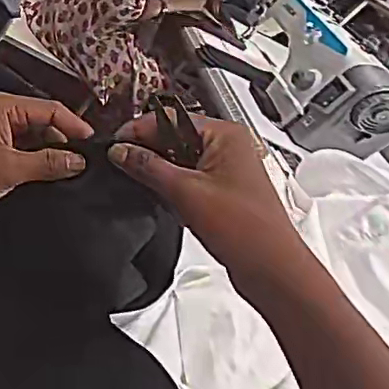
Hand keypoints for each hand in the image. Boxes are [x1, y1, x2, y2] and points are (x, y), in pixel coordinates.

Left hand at [0, 92, 93, 239]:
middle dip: (65, 141)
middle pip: (47, 123)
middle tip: (83, 161)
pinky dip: (42, 164)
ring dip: (53, 154)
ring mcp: (2, 136)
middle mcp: (3, 116)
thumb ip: (46, 162)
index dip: (74, 126)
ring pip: (40, 140)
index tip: (91, 144)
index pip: (51, 108)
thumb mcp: (8, 168)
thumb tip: (75, 160)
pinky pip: (30, 154)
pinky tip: (52, 176)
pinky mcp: (0, 154)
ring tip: (70, 170)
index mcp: (3, 107)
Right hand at [109, 113, 308, 286]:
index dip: (139, 130)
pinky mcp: (222, 191)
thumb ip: (148, 167)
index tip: (115, 143)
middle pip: (175, 137)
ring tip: (141, 182)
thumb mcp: (186, 192)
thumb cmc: (248, 230)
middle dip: (148, 150)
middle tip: (121, 162)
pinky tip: (163, 199)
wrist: (272, 270)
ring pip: (180, 159)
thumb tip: (122, 151)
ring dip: (160, 170)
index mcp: (225, 135)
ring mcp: (226, 169)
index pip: (171, 118)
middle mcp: (228, 147)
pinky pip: (189, 178)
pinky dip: (173, 186)